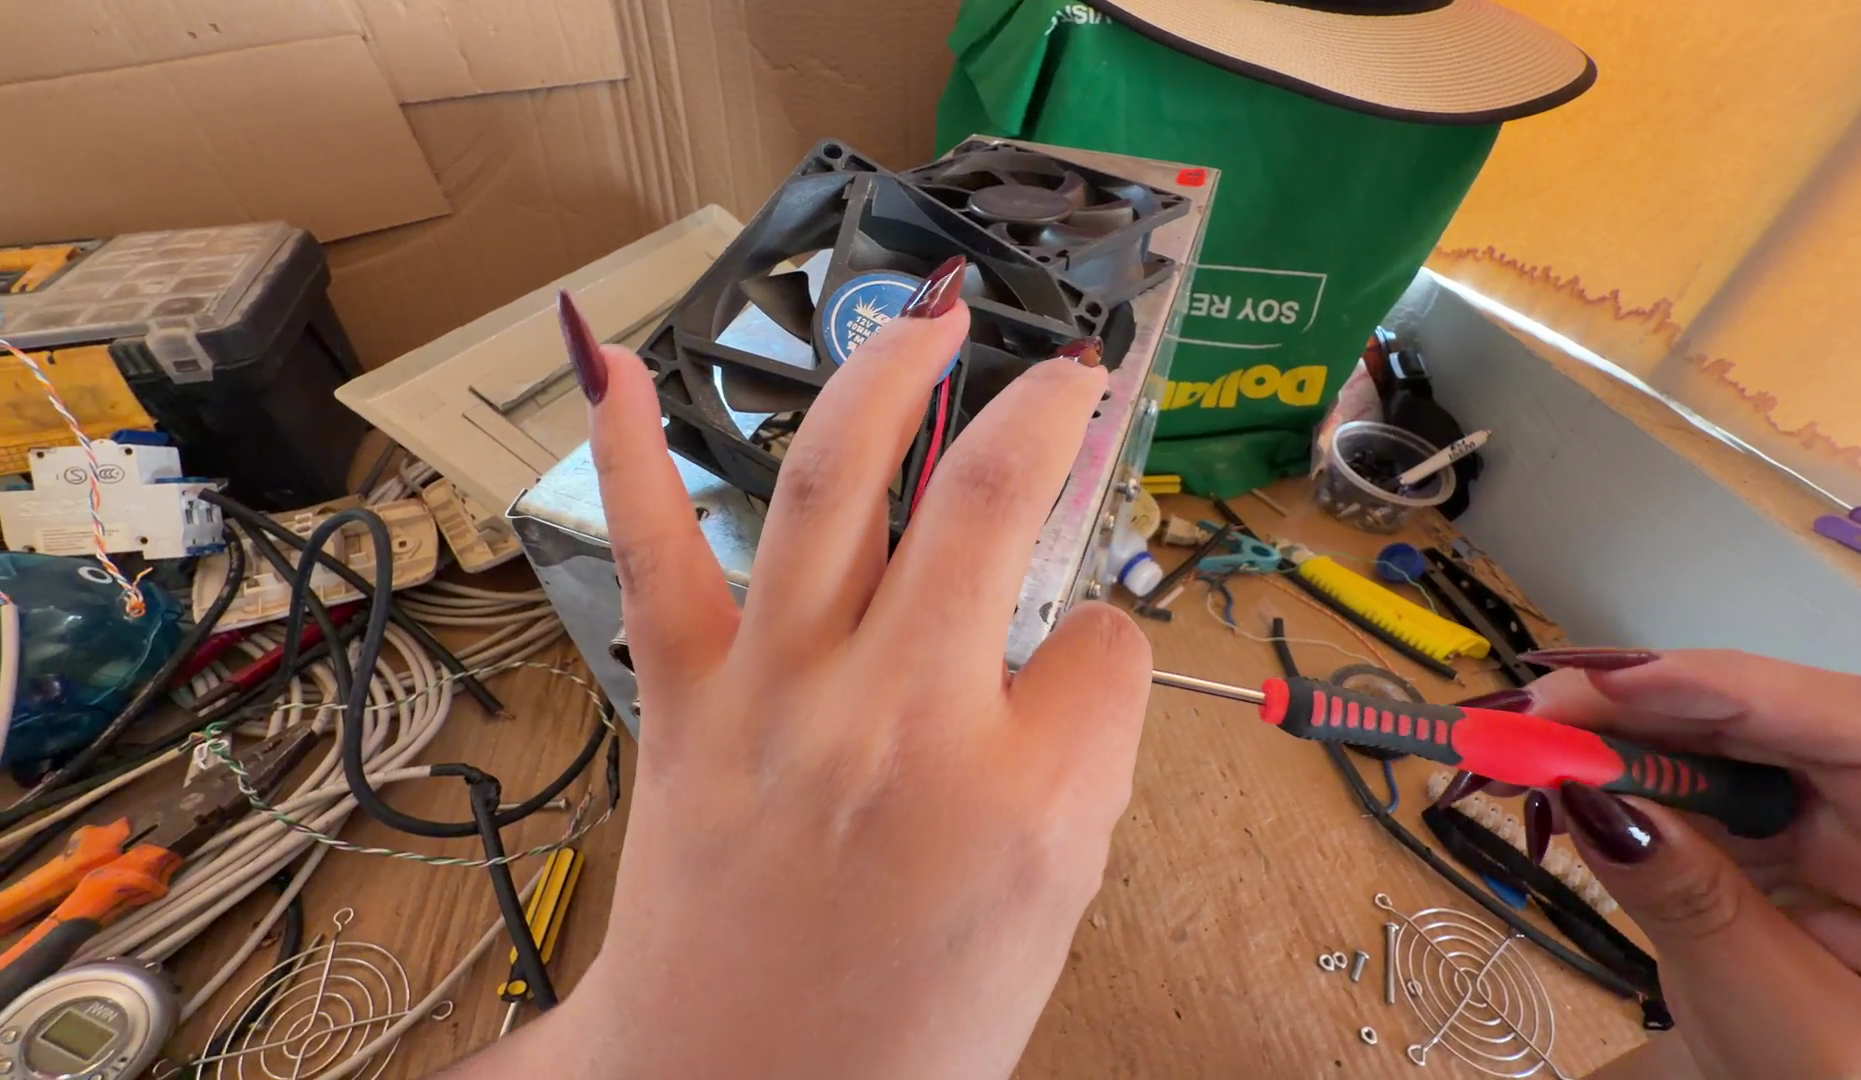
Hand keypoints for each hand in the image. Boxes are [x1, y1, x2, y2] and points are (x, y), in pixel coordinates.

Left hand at [513, 268, 1149, 1079]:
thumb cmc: (917, 1019)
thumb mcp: (1058, 891)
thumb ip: (1086, 743)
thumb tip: (1076, 631)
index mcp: (1020, 794)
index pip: (1106, 644)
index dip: (1109, 634)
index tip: (1087, 646)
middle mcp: (898, 718)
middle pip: (990, 504)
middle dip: (1043, 414)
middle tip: (1066, 371)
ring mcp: (777, 692)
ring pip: (840, 487)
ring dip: (892, 379)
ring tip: (932, 318)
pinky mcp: (687, 698)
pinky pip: (655, 552)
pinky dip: (632, 452)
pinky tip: (622, 366)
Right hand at [1519, 649, 1860, 1077]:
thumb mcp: (1798, 1034)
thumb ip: (1700, 911)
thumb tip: (1587, 800)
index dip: (1730, 689)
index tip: (1603, 681)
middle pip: (1765, 720)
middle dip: (1629, 703)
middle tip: (1519, 713)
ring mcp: (1827, 818)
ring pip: (1704, 734)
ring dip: (1595, 731)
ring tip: (1506, 744)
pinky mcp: (1759, 823)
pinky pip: (1672, 771)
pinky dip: (1595, 766)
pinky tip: (1539, 771)